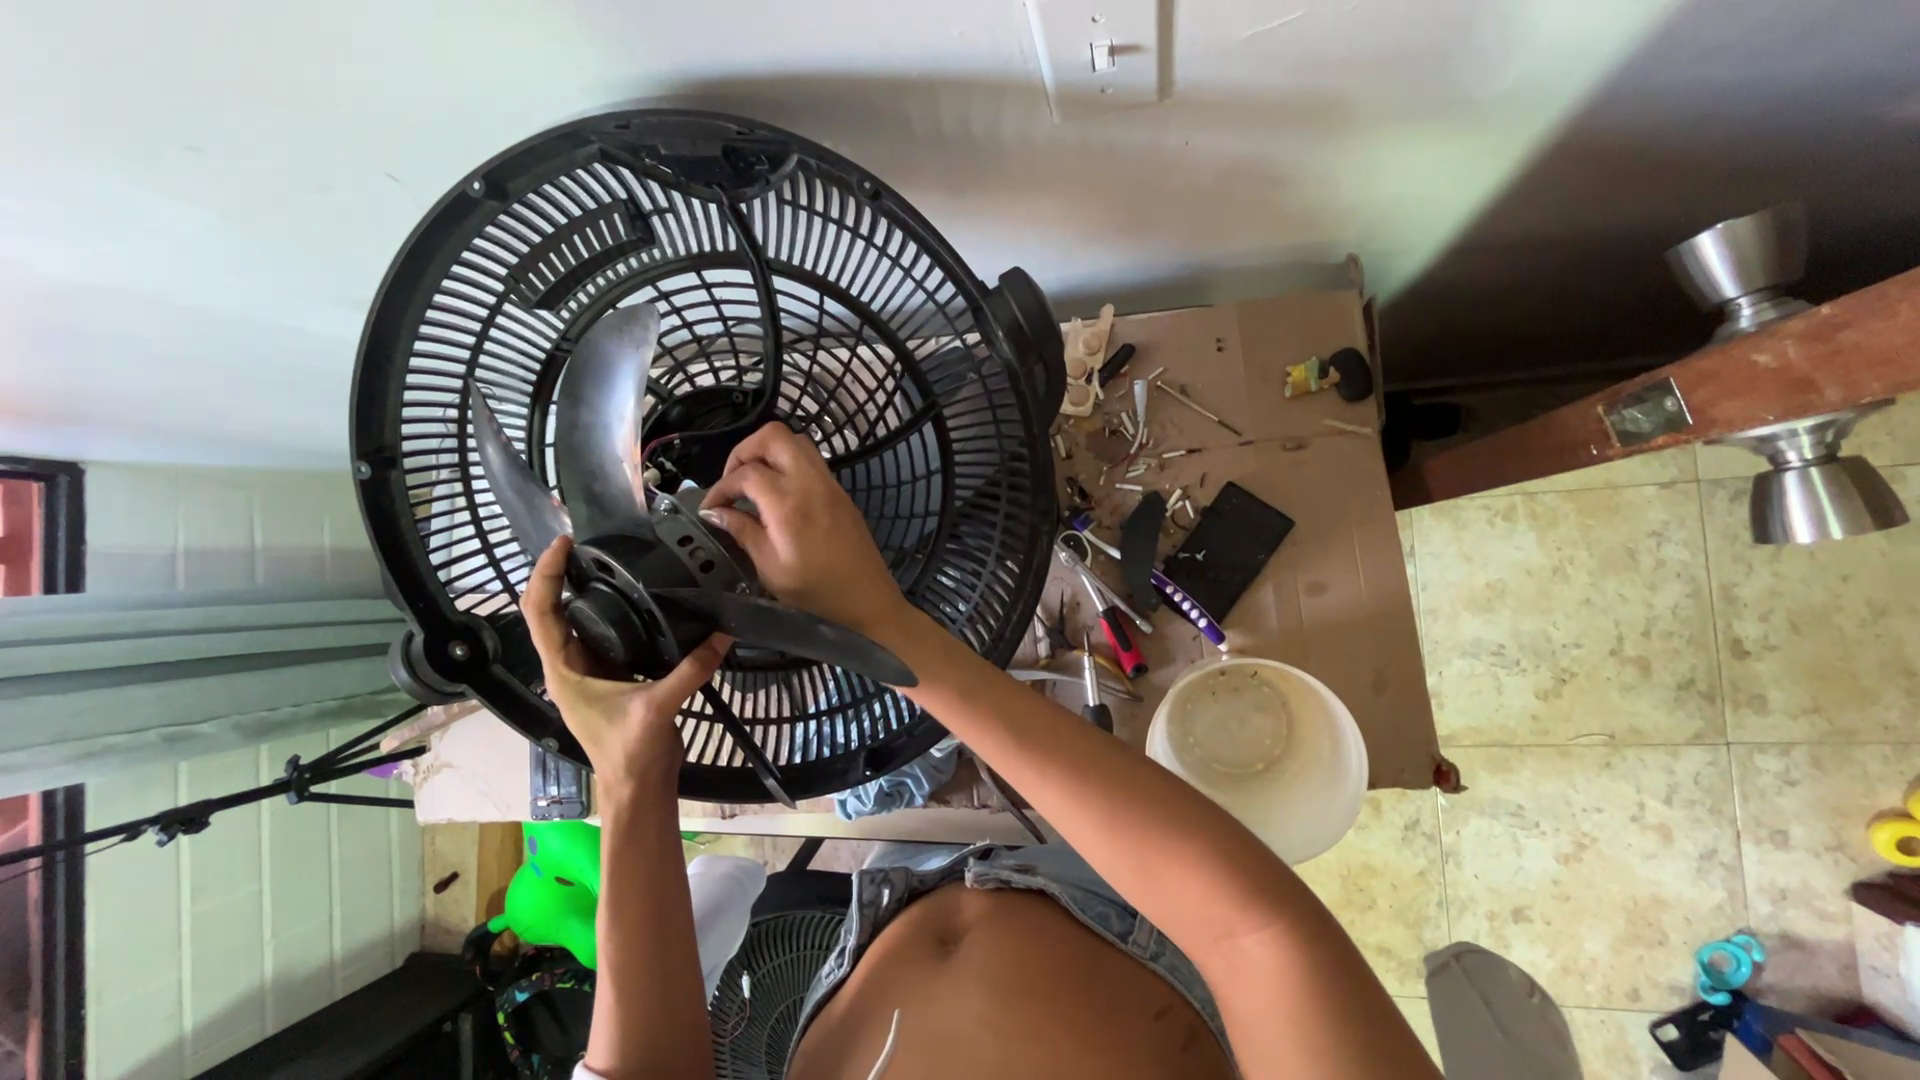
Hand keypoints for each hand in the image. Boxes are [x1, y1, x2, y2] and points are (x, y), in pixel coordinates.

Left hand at [521, 536, 729, 795]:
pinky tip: (643, 600)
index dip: (545, 575)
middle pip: (554, 611)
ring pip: (582, 622)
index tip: (563, 543)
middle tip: (590, 543)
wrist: (639, 787)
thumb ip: (690, 670)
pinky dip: (618, 613)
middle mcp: (571, 666)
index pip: (541, 612)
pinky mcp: (615, 678)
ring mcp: (592, 672)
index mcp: (564, 670)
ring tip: (614, 561)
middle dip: (563, 575)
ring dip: (589, 592)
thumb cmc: (630, 752)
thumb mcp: (657, 707)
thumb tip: (724, 634)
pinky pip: (611, 636)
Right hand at [699, 422, 915, 641]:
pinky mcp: (840, 490)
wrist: (868, 598)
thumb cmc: (816, 592)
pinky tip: (777, 491)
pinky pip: (811, 459)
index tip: (710, 507)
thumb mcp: (770, 569)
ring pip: (795, 440)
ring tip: (753, 482)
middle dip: (744, 450)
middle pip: (773, 435)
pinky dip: (788, 462)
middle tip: (733, 480)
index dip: (720, 487)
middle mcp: (810, 483)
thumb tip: (715, 512)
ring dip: (768, 452)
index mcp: (788, 504)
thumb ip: (742, 532)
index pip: (745, 473)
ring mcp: (829, 483)